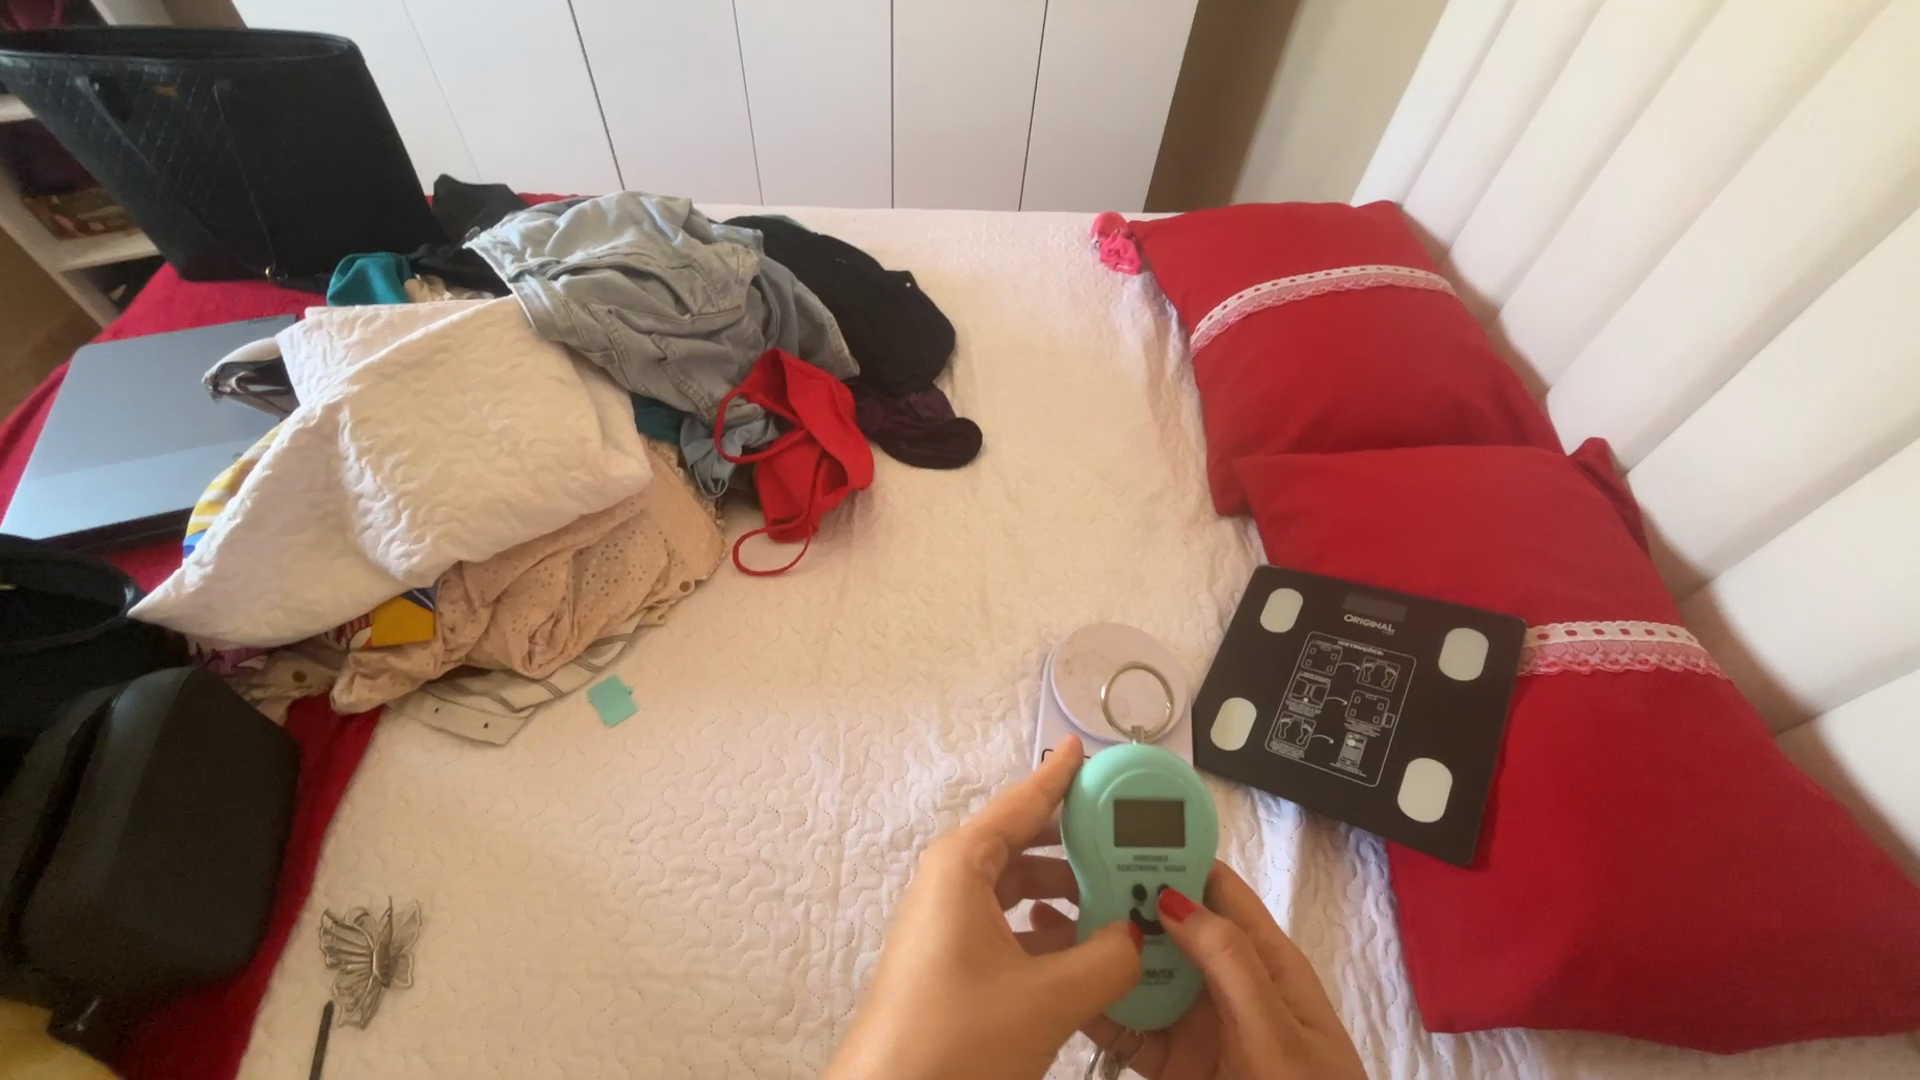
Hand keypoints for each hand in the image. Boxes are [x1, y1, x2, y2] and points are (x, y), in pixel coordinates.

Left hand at [827, 735, 1142, 1079]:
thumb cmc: (955, 1038)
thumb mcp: (1045, 998)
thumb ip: (1105, 961)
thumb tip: (1138, 938)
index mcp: (963, 864)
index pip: (1022, 803)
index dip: (1058, 777)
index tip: (1084, 751)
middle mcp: (951, 877)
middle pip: (1022, 840)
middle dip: (1073, 840)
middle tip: (1122, 836)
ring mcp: (947, 914)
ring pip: (1016, 883)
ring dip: (1063, 888)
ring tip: (1114, 897)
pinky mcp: (950, 951)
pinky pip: (1006, 918)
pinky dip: (1044, 924)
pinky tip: (1080, 946)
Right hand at [1039, 861, 1366, 1079]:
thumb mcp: (1279, 1035)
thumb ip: (1230, 964)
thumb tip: (1172, 895)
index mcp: (1261, 959)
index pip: (1213, 886)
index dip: (1170, 852)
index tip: (1116, 830)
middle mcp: (1222, 978)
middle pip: (1163, 922)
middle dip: (1116, 894)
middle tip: (1059, 870)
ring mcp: (1194, 1020)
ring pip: (1137, 969)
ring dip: (1095, 945)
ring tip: (1042, 917)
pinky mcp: (1170, 1060)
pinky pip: (1125, 1023)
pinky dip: (1092, 1002)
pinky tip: (1056, 980)